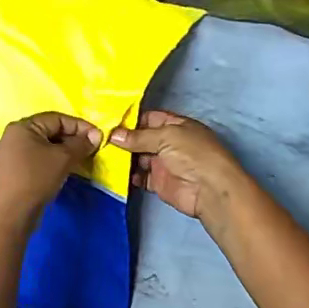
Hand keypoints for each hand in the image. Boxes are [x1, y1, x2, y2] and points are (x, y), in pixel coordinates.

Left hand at [0, 112, 102, 222]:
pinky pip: (40, 161)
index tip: (99, 137)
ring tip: (82, 161)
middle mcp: (16, 137)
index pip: (57, 118)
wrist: (9, 214)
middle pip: (51, 132)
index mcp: (23, 126)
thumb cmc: (35, 179)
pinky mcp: (16, 172)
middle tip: (93, 150)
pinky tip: (66, 172)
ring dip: (66, 153)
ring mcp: (14, 155)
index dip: (80, 126)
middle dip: (73, 140)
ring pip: (46, 148)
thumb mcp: (62, 158)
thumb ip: (81, 144)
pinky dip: (55, 163)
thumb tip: (97, 135)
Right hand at [109, 110, 249, 221]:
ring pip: (138, 158)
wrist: (209, 189)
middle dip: (123, 139)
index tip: (108, 121)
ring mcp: (163, 163)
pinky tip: (114, 173)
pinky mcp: (159, 182)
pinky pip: (140, 177)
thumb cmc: (193, 154)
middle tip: (99, 139)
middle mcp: (169, 143)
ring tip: (102, 155)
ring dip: (123, 158)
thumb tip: (114, 136)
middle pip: (141, 139)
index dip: (131, 120)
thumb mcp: (166, 136)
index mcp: (175, 125)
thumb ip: (139, 137)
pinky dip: (129, 175)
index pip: (149, 118)